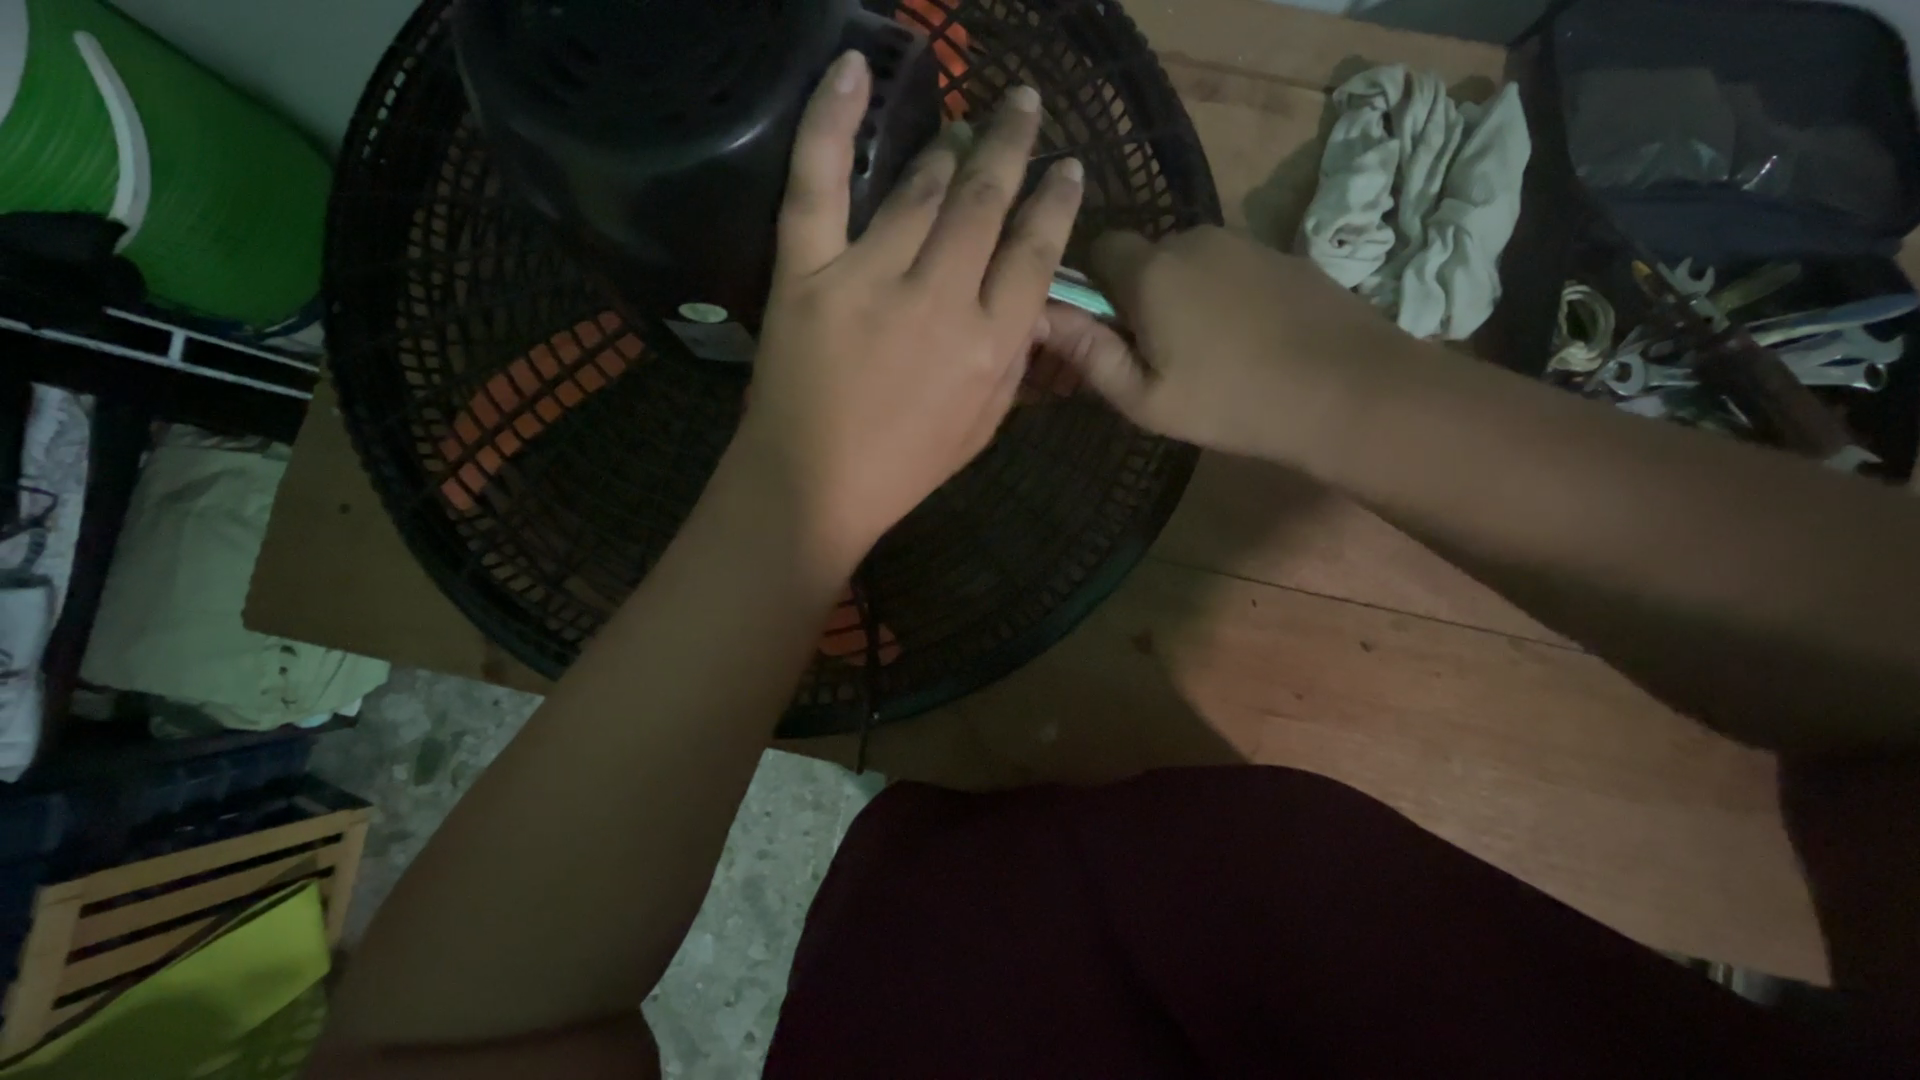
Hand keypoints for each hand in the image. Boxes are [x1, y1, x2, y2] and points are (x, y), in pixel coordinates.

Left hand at [732, 50, 1083, 569]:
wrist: (811, 488)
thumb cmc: (904, 466)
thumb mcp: (984, 426)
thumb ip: (1015, 359)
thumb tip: (1034, 300)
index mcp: (989, 344)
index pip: (1036, 252)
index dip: (1055, 200)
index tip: (1066, 167)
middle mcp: (939, 299)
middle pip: (985, 202)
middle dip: (1012, 145)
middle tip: (1024, 104)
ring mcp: (869, 277)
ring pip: (919, 190)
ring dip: (949, 149)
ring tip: (966, 126)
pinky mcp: (807, 271)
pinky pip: (819, 181)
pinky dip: (832, 120)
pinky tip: (854, 69)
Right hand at [1042, 226, 1417, 463]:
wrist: (1349, 389)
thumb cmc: (1232, 402)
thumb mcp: (1145, 398)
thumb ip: (1088, 354)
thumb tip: (1038, 316)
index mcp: (1151, 271)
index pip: (1098, 249)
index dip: (1093, 288)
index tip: (1107, 334)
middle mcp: (1192, 239)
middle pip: (1145, 258)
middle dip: (1139, 296)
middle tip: (1158, 358)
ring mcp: (1243, 243)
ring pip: (1189, 263)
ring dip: (1183, 297)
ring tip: (1208, 355)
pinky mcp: (1281, 256)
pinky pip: (1229, 270)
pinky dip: (1223, 298)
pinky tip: (1247, 343)